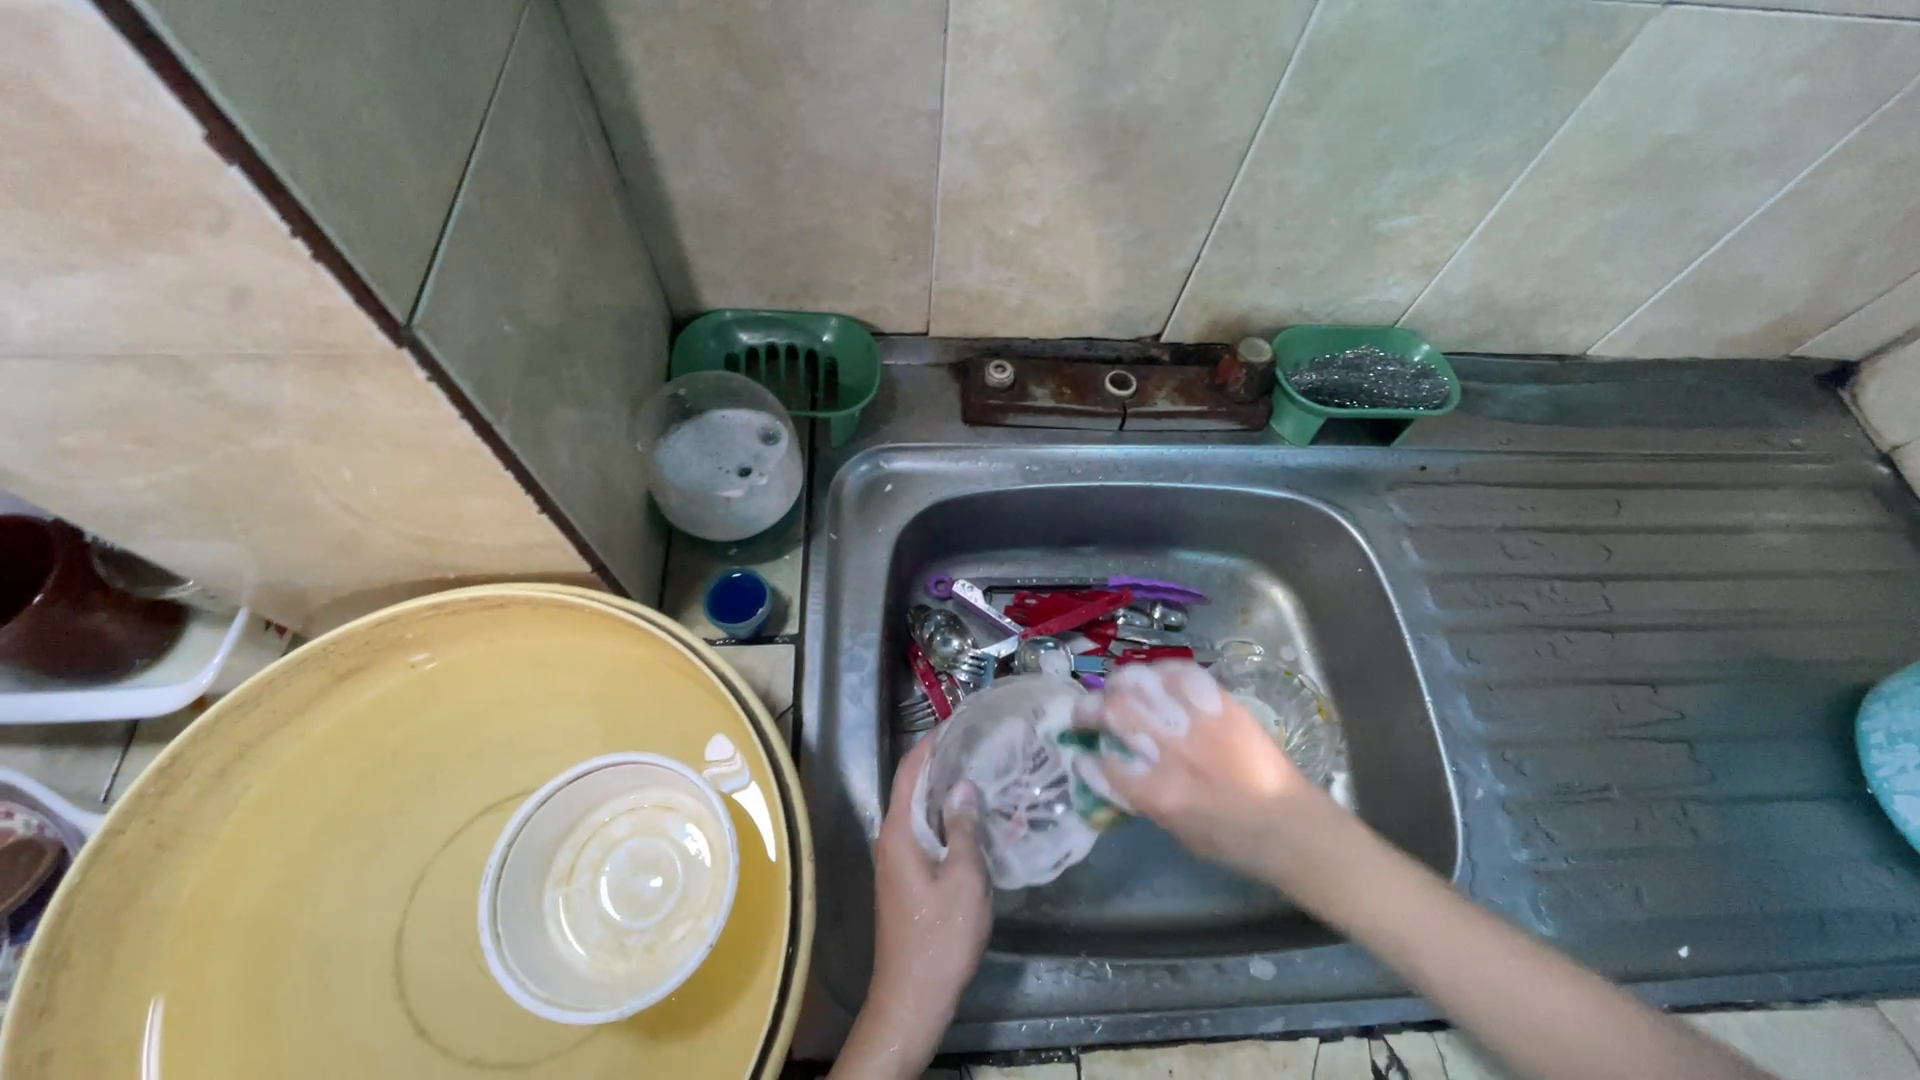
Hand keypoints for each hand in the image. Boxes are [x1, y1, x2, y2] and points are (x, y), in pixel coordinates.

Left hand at [831, 737, 990, 1078]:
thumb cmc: (940, 937)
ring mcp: (898, 860)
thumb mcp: (964, 880)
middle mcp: (891, 839)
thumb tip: (964, 786)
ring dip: (950, 794)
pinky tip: (980, 822)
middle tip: (983, 747)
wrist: (913, 996)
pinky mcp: (908, 878)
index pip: (909, 771)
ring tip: (987, 776)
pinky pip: (928, 835)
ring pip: (923, 813)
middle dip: (945, 764)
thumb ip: (964, 829)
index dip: (931, 743)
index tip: (960, 723)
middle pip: (914, 788)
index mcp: (898, 832)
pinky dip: (951, 821)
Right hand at [1080, 660, 1332, 876]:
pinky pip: (1178, 672)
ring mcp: (1197, 721)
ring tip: (1114, 691)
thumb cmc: (1233, 842)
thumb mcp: (1175, 831)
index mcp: (1159, 792)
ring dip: (1118, 685)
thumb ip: (1139, 797)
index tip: (1080, 753)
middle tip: (1084, 715)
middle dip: (1088, 709)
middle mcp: (1173, 750)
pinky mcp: (1221, 703)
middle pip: (1114, 711)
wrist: (1292, 825)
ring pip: (1140, 682)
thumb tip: (1109, 769)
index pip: (1102, 762)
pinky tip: (1152, 681)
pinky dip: (1158, 672)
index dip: (1083, 756)